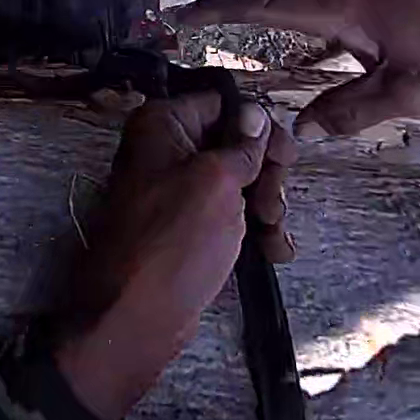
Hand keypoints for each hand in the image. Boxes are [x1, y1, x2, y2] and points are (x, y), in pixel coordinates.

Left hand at [54, 92, 294, 419]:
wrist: (133, 316)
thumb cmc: (173, 239)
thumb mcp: (217, 181)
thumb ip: (242, 144)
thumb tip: (255, 112)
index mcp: (163, 123)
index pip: (221, 103)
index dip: (257, 125)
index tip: (286, 155)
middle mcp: (168, 148)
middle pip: (234, 141)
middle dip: (265, 172)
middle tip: (274, 204)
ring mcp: (178, 187)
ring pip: (239, 179)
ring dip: (266, 204)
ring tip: (273, 234)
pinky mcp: (189, 223)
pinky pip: (230, 211)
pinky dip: (255, 227)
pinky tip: (274, 251)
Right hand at [176, 0, 419, 133]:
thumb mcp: (405, 91)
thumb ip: (349, 110)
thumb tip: (299, 131)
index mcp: (341, 10)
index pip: (266, 4)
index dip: (220, 8)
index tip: (185, 13)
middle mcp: (341, 0)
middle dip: (226, 4)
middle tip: (188, 15)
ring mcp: (355, 6)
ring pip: (290, 5)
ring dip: (253, 12)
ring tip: (221, 22)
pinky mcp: (370, 18)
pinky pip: (312, 18)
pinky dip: (285, 26)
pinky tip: (284, 45)